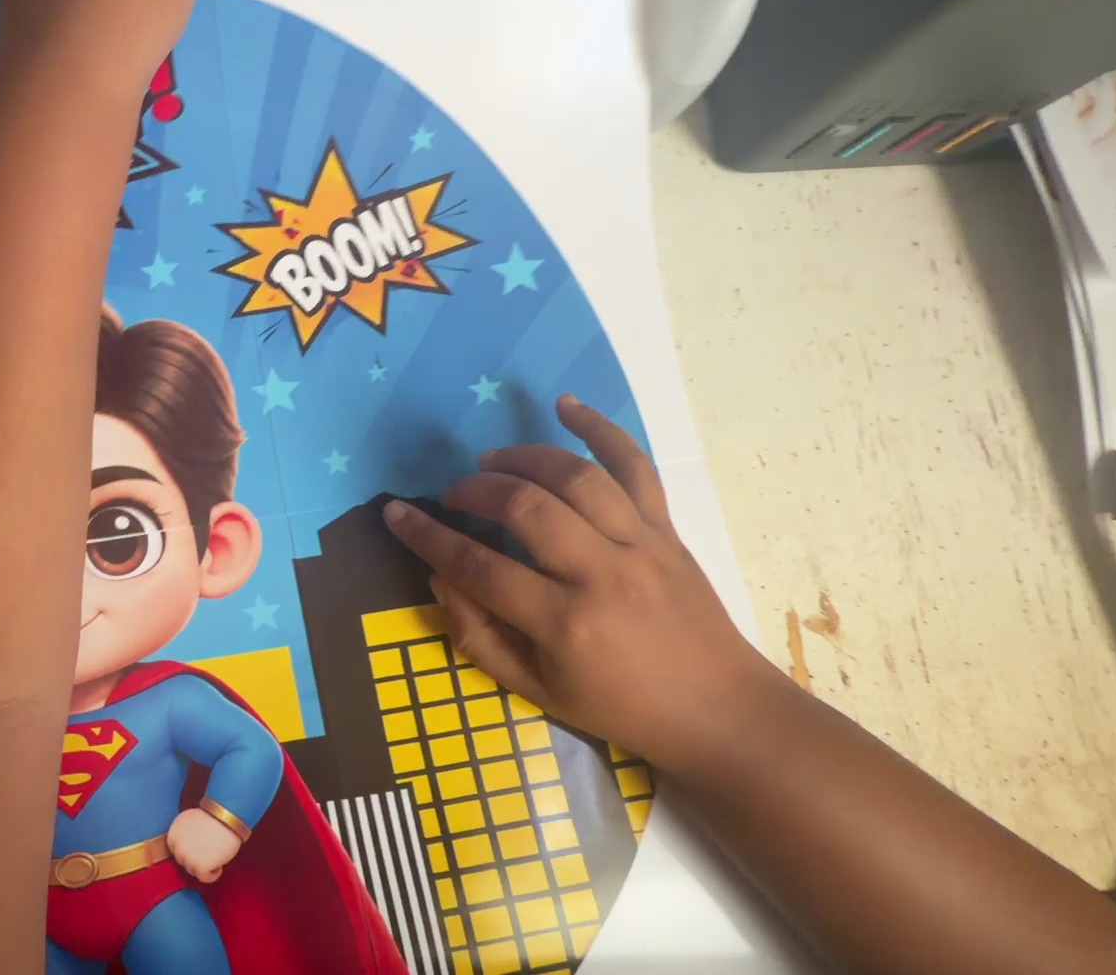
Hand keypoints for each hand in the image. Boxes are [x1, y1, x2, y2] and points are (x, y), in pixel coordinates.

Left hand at [166, 807, 242, 883]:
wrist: (227, 818)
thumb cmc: (214, 817)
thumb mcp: (191, 821)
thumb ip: (184, 834)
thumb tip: (187, 846)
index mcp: (173, 832)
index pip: (175, 849)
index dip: (187, 850)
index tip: (197, 848)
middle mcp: (177, 846)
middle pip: (182, 860)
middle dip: (194, 858)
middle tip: (207, 852)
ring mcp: (187, 857)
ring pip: (192, 870)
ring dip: (203, 867)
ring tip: (215, 857)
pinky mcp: (199, 867)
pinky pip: (203, 878)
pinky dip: (212, 875)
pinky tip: (219, 867)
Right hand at [382, 395, 788, 771]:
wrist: (720, 710)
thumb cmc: (618, 706)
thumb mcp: (534, 691)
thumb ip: (476, 635)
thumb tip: (440, 577)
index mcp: (565, 624)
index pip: (479, 567)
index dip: (428, 537)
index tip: (396, 514)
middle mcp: (602, 575)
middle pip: (524, 508)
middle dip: (475, 491)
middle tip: (453, 496)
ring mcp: (640, 545)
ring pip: (574, 477)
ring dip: (522, 457)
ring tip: (490, 461)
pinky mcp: (667, 529)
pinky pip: (634, 466)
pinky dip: (600, 429)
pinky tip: (564, 406)